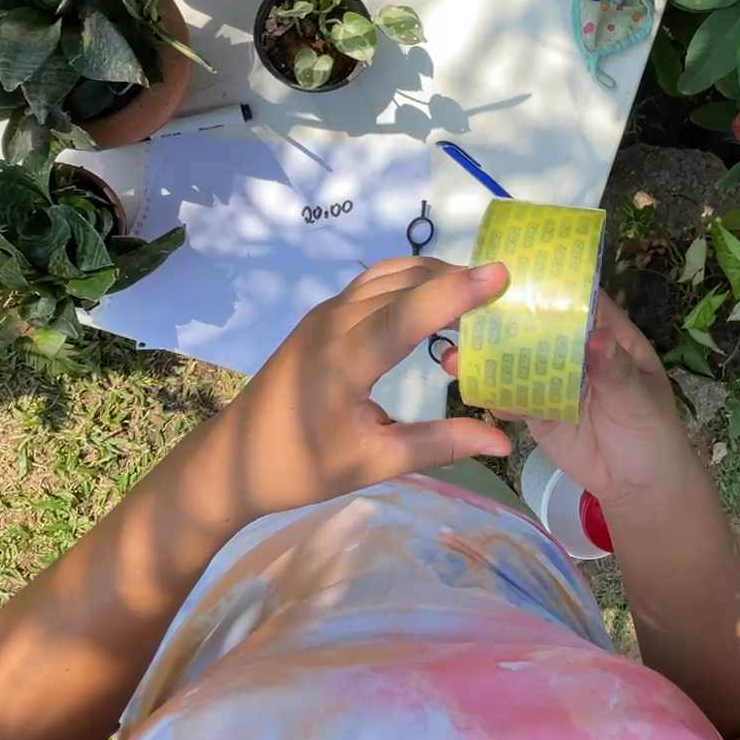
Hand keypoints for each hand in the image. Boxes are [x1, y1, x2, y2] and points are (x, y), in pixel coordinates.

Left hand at [206, 257, 514, 517]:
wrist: (233, 459)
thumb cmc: (301, 467)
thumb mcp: (373, 462)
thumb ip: (438, 444)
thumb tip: (502, 443)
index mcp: (342, 361)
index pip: (406, 314)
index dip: (454, 292)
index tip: (501, 273)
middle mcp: (332, 323)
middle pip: (403, 283)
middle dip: (455, 279)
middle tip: (506, 290)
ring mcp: (324, 313)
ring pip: (387, 275)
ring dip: (432, 274)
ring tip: (476, 289)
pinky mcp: (322, 315)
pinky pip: (373, 282)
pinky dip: (410, 280)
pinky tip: (432, 296)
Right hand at [443, 294, 704, 507]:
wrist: (638, 488)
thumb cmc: (651, 434)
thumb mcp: (638, 400)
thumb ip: (614, 370)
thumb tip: (596, 335)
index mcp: (606, 333)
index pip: (576, 298)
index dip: (549, 283)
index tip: (511, 269)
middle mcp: (574, 349)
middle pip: (537, 324)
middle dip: (503, 317)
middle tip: (465, 309)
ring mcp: (552, 378)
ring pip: (517, 358)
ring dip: (488, 355)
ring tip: (456, 355)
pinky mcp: (536, 408)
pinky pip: (510, 395)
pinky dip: (490, 391)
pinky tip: (469, 387)